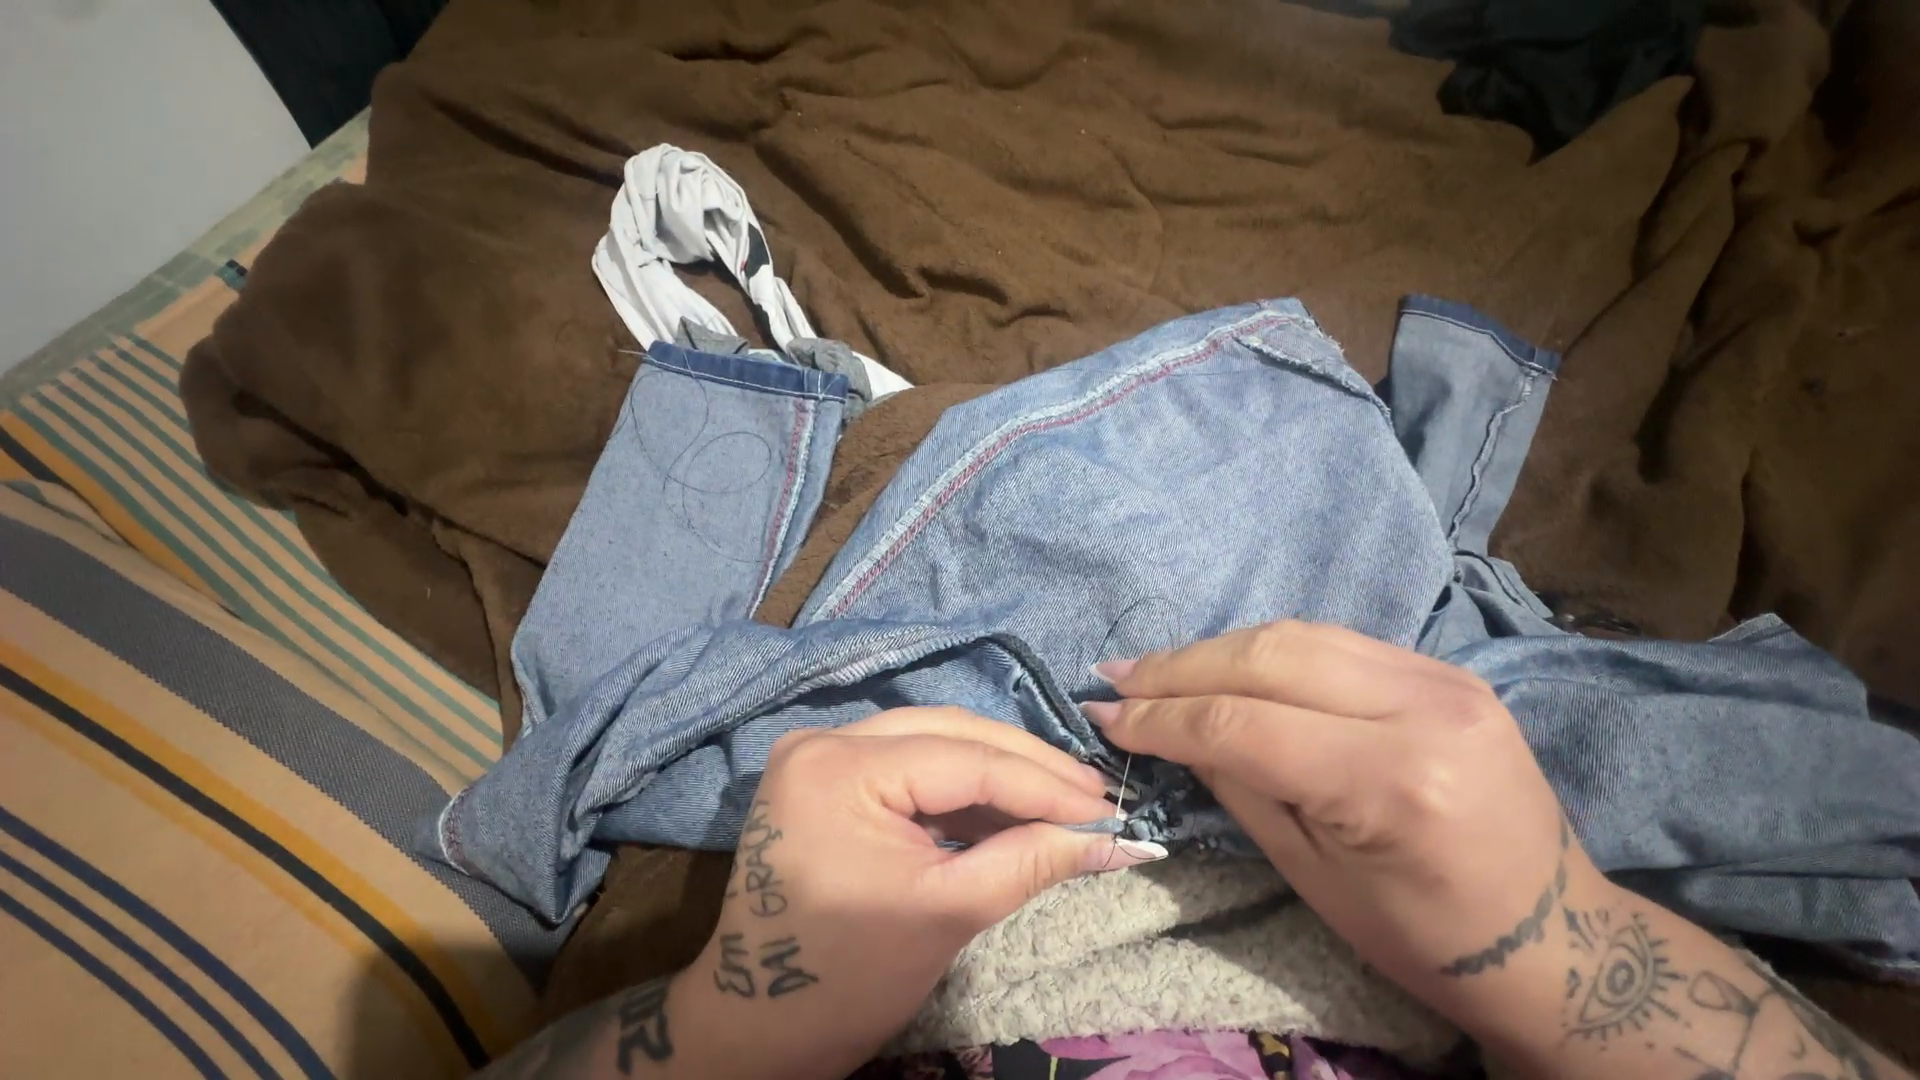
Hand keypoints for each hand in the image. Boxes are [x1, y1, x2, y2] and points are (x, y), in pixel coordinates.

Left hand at [684, 707, 1162, 1079]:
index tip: (1107, 807)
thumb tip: (1109, 837)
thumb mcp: (946, 914)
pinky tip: (1010, 806)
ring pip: (934, 740)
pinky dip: (962, 786)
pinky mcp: (828, 773)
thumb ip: (1030, 862)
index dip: (1043, 783)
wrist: (759, 1026)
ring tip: (1063, 799)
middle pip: (950, 732)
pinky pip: (911, 763)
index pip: (964, 760)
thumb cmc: (847, 980)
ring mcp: (821, 752)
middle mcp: (825, 739)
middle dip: (1026, 765)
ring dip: (999, 770)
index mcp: (839, 768)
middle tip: (1092, 795)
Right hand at [1083, 620, 1587, 1025]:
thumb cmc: (1423, 934)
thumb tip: (1168, 731)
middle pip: (1266, 659)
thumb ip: (1238, 787)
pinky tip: (1223, 664)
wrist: (1556, 938)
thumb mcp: (1312, 875)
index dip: (1161, 718)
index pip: (1243, 724)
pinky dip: (1263, 650)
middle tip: (1115, 678)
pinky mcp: (1445, 669)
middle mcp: (1421, 709)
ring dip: (1214, 650)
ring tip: (1155, 667)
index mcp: (1392, 781)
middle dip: (1177, 668)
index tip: (1104, 716)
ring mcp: (1442, 677)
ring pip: (1295, 635)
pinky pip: (1331, 643)